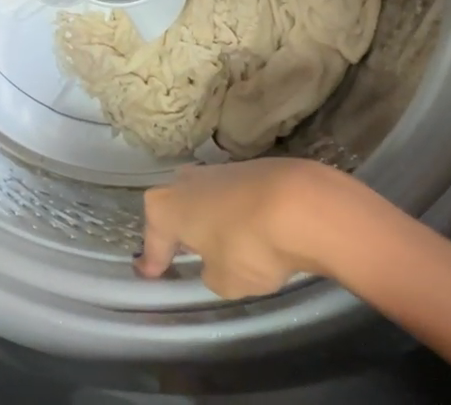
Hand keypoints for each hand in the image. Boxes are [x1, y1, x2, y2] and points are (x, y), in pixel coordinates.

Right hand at [137, 158, 352, 298]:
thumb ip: (212, 274)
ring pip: (207, 199)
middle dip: (181, 228)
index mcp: (166, 208)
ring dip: (212, 218)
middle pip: (176, 208)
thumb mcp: (226, 282)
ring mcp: (218, 170)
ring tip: (226, 242)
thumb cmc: (248, 246)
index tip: (147, 272)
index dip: (152, 259)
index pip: (154, 240)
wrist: (302, 205)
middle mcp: (185, 182)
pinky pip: (236, 196)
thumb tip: (215, 264)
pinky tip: (255, 228)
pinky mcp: (251, 168)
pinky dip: (240, 212)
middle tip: (187, 250)